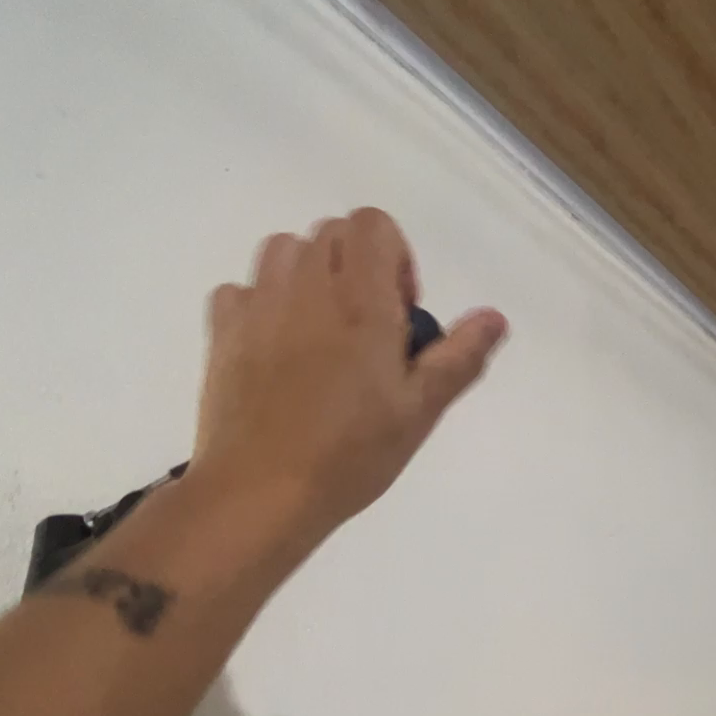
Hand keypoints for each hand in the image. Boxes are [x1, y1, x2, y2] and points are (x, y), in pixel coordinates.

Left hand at [187, 208, 506, 531]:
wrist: (262, 492)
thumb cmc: (351, 454)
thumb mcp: (420, 411)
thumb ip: (459, 357)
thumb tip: (495, 317)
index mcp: (359, 302)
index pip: (372, 223)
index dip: (396, 257)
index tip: (402, 312)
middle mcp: (304, 289)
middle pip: (331, 233)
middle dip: (358, 267)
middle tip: (371, 333)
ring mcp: (256, 307)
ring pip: (283, 250)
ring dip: (311, 276)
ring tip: (323, 335)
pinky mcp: (221, 333)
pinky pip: (242, 289)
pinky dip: (265, 304)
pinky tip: (278, 350)